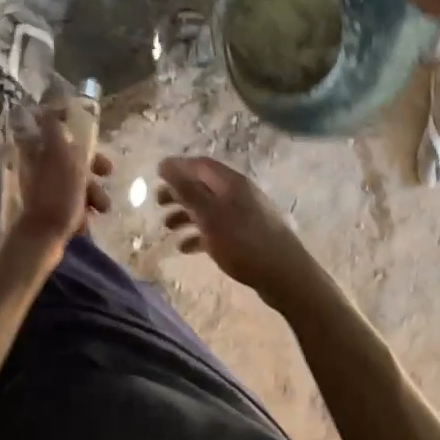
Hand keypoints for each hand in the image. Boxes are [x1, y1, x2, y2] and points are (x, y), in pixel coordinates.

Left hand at [8, 103, 112, 242]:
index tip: (89, 130)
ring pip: (73, 179)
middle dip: (91, 164)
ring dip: (91, 190)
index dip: (69, 121)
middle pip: (68, 153)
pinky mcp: (46, 209)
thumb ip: (55, 126)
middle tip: (108, 171)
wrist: (42, 239)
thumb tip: (54, 100)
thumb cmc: (55, 194)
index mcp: (35, 148)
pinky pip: (70, 201)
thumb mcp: (58, 154)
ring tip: (101, 207)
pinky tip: (85, 220)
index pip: (49, 122)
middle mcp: (35, 164)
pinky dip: (80, 208)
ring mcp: (40, 187)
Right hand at [156, 157, 326, 308]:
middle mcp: (238, 194)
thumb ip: (187, 190)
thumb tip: (166, 164)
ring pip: (208, 208)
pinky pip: (217, 229)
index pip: (200, 165)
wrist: (284, 275)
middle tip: (157, 203)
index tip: (156, 174)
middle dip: (178, 193)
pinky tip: (186, 248)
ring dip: (185, 215)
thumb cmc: (243, 242)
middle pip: (203, 186)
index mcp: (231, 183)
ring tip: (167, 228)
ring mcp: (244, 216)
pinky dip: (199, 235)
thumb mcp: (209, 214)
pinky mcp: (246, 237)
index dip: (177, 167)